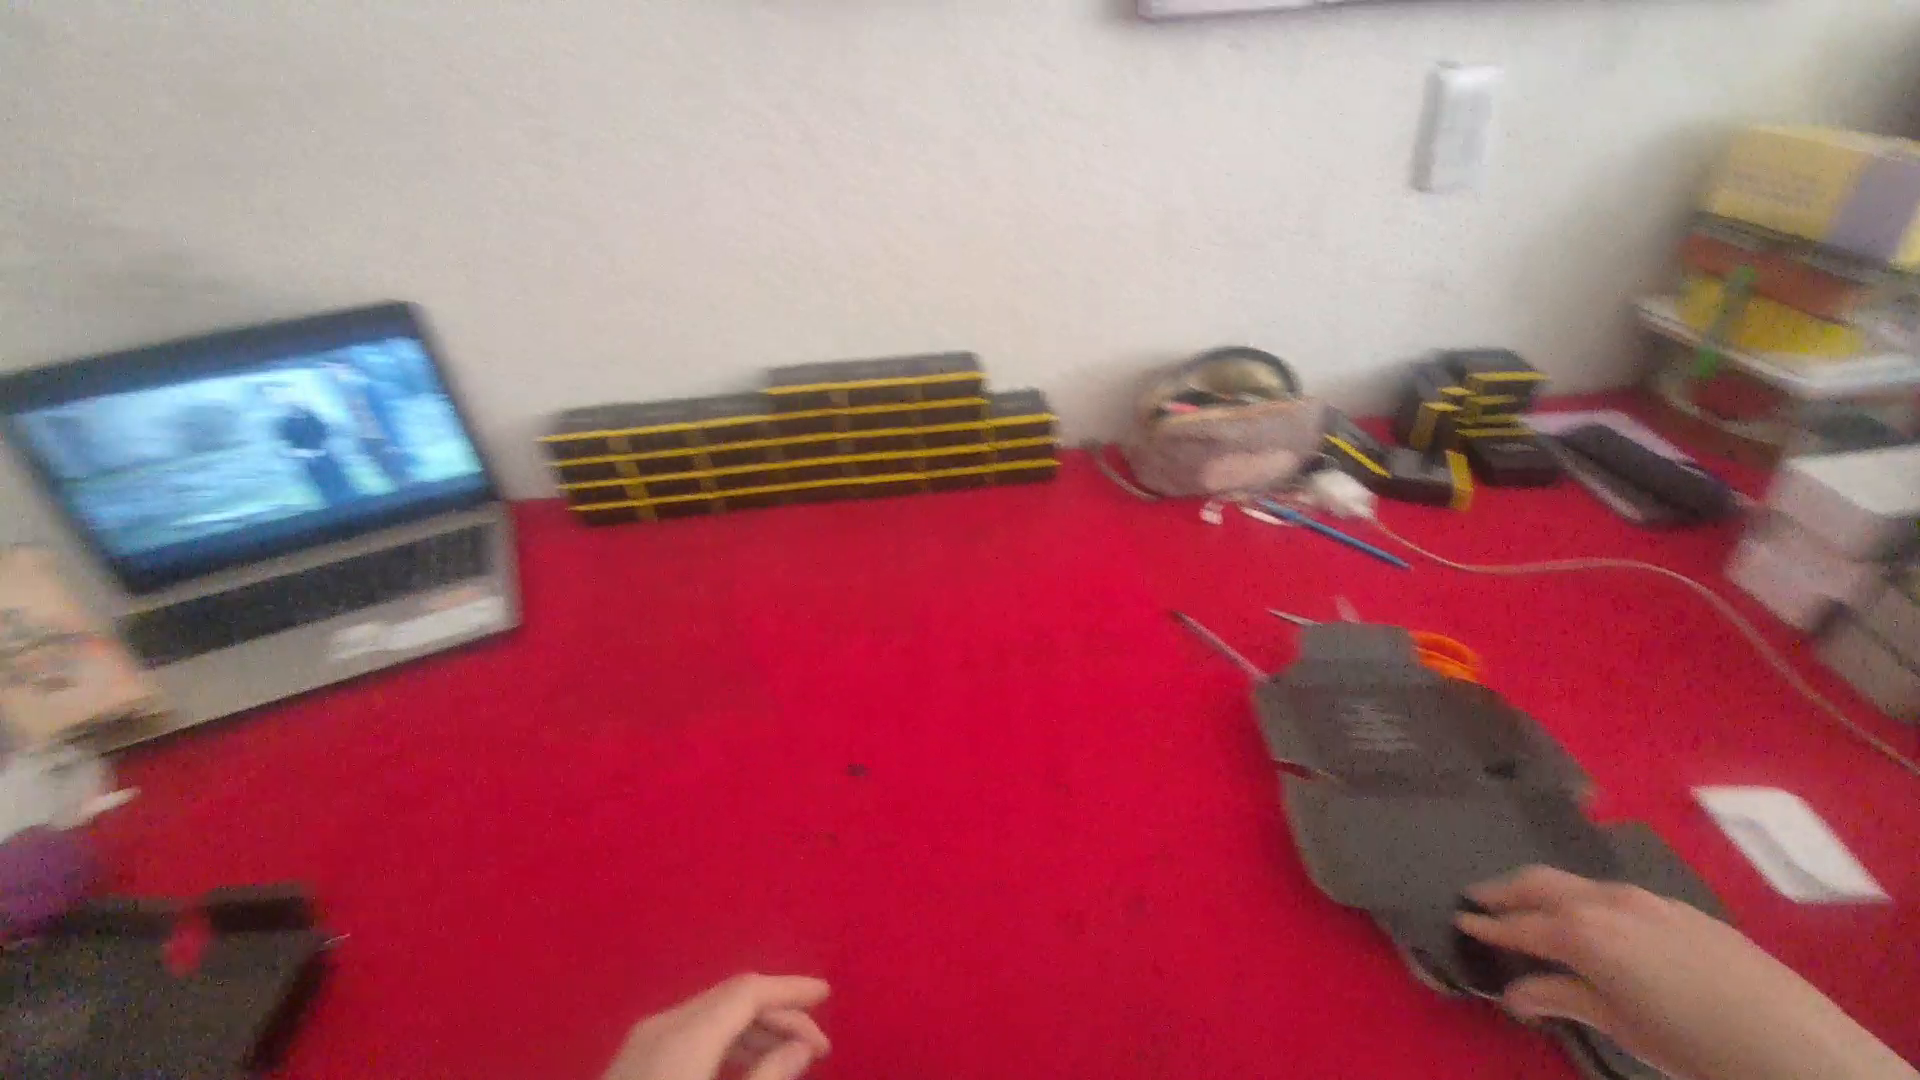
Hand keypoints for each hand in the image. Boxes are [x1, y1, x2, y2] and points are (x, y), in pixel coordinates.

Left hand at [601, 973, 830, 1079]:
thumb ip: (768, 1077)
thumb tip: (802, 1046)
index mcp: (684, 1036)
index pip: (748, 991)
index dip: (791, 989)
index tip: (828, 996)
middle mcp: (662, 1026)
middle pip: (731, 998)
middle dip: (778, 1013)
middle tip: (817, 1046)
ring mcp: (642, 1043)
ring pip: (711, 1014)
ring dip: (754, 1028)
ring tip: (789, 1058)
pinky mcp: (633, 1063)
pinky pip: (691, 1033)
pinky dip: (726, 1041)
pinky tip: (745, 1067)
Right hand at [1457, 866, 1914, 1079]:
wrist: (1800, 1047)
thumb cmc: (1693, 1043)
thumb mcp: (1620, 1026)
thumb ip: (1561, 997)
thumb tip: (1513, 993)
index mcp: (1582, 932)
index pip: (1518, 924)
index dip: (1486, 925)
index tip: (1460, 919)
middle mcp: (1605, 901)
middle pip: (1538, 883)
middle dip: (1504, 889)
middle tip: (1478, 897)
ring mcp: (1646, 899)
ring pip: (1576, 882)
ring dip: (1544, 889)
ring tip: (1529, 904)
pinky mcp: (1680, 908)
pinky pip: (1615, 893)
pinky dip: (1586, 898)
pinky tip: (1596, 920)